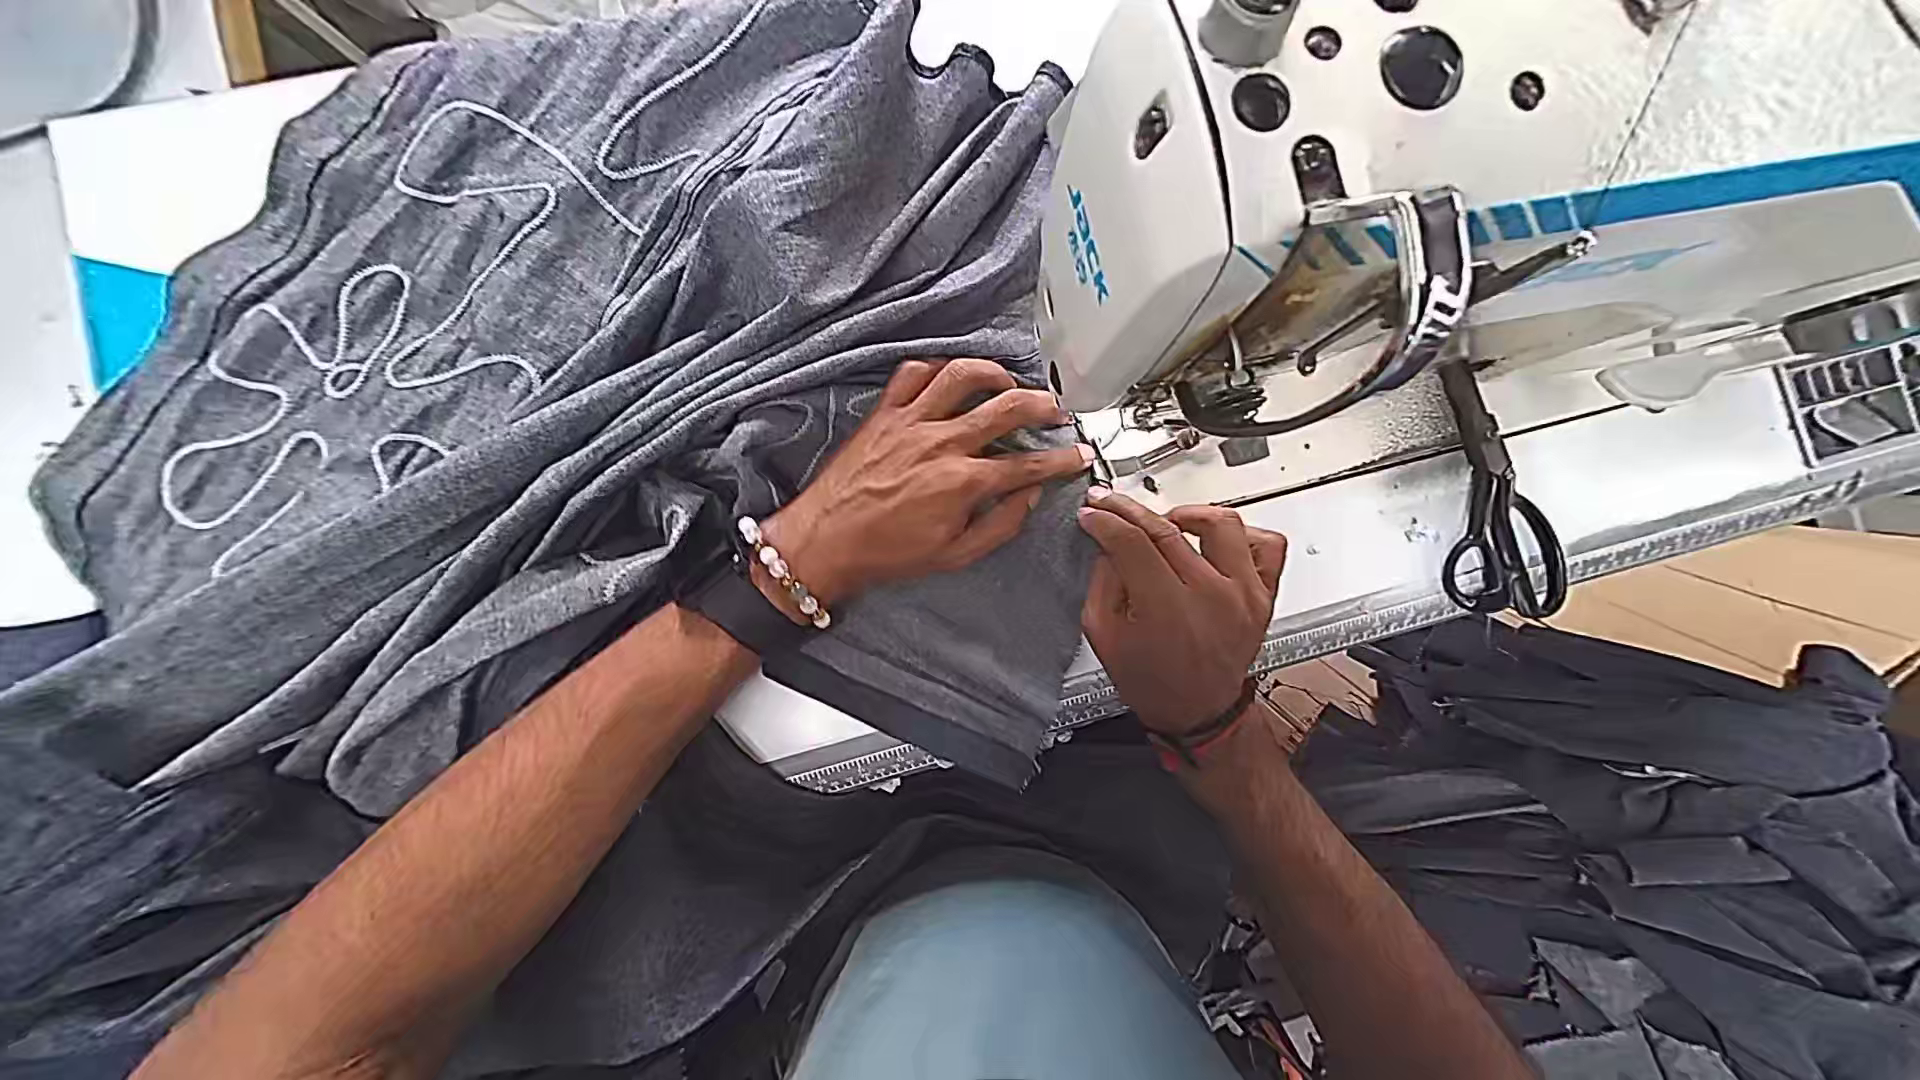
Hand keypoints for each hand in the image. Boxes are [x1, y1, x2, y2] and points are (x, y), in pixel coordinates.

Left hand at [764, 358, 1092, 606]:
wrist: (825, 543)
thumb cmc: (886, 553)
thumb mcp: (955, 555)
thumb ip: (1000, 524)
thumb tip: (1028, 497)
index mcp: (962, 482)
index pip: (1028, 464)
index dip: (1062, 460)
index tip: (1077, 455)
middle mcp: (941, 443)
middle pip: (1008, 407)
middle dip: (1044, 405)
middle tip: (1055, 411)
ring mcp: (910, 422)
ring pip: (962, 375)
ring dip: (994, 373)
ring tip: (1008, 383)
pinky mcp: (884, 414)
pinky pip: (913, 373)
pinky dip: (937, 368)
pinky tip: (949, 379)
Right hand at [1078, 490, 1286, 734]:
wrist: (1198, 711)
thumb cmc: (1153, 681)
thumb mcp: (1103, 635)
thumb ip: (1101, 583)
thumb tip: (1107, 542)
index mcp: (1166, 610)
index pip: (1131, 542)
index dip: (1104, 520)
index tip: (1092, 513)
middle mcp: (1211, 596)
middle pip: (1165, 528)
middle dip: (1128, 510)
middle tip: (1110, 505)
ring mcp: (1244, 594)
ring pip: (1219, 523)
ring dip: (1184, 513)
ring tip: (1166, 521)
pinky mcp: (1264, 595)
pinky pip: (1267, 544)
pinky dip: (1241, 532)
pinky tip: (1214, 538)